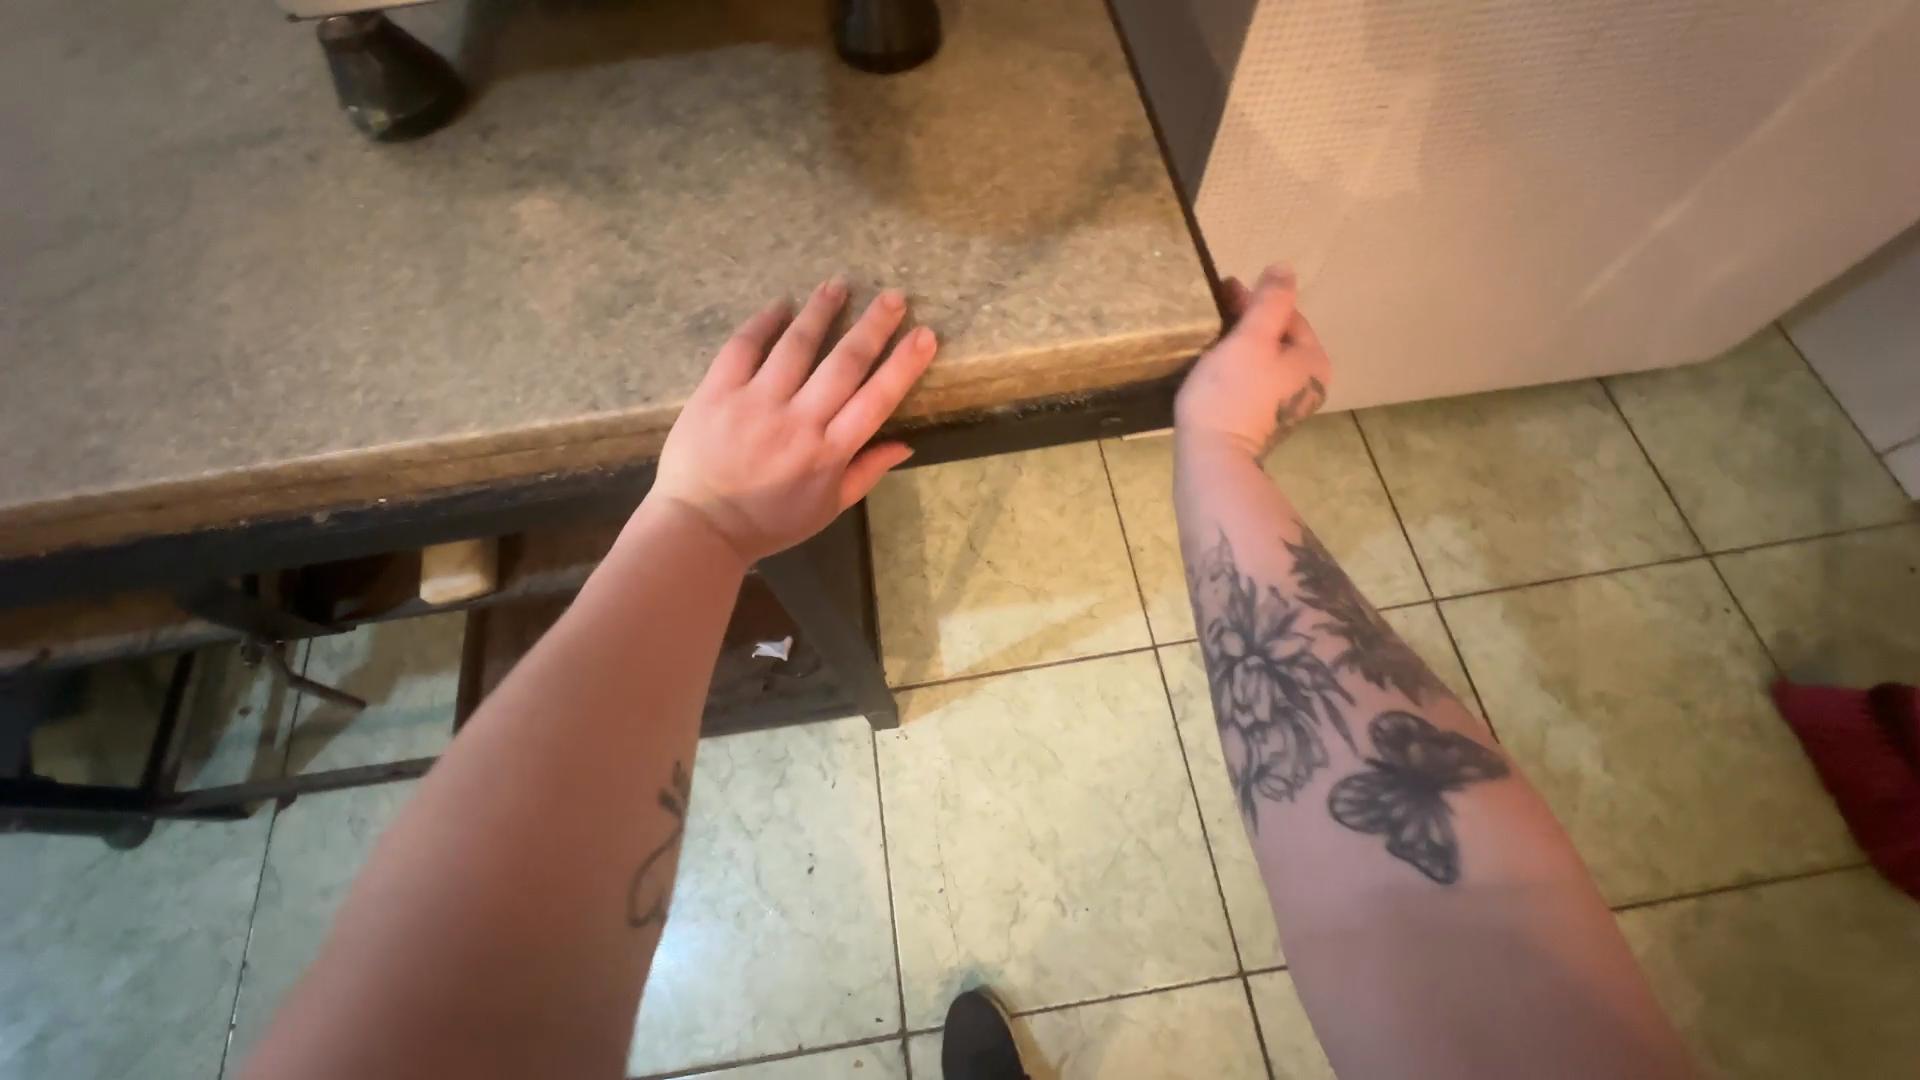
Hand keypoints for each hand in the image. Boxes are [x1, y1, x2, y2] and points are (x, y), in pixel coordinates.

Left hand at [651, 278, 937, 562]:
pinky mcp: (718, 392)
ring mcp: (756, 403)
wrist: (699, 527)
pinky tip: (781, 305)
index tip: (924, 334)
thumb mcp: (828, 508)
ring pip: (797, 346)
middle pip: (844, 363)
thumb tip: (905, 444)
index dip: (903, 365)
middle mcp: (799, 421)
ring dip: (822, 311)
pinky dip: (764, 322)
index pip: (877, 400)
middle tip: (893, 296)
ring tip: (839, 285)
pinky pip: (744, 347)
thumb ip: (866, 472)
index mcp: (830, 453)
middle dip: (873, 326)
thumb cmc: (770, 523)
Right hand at [1174, 264, 1330, 458]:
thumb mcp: (1250, 338)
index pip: (1289, 315)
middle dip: (1248, 324)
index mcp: (1314, 361)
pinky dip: (1237, 373)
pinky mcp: (1264, 423)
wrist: (1213, 457)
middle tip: (1214, 315)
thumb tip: (1284, 268)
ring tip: (1211, 341)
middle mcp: (1309, 384)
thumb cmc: (1230, 394)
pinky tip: (1214, 373)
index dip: (1256, 299)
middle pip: (1277, 340)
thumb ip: (1270, 301)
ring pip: (1264, 362)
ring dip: (1240, 348)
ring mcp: (1287, 407)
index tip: (1223, 290)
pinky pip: (1253, 385)